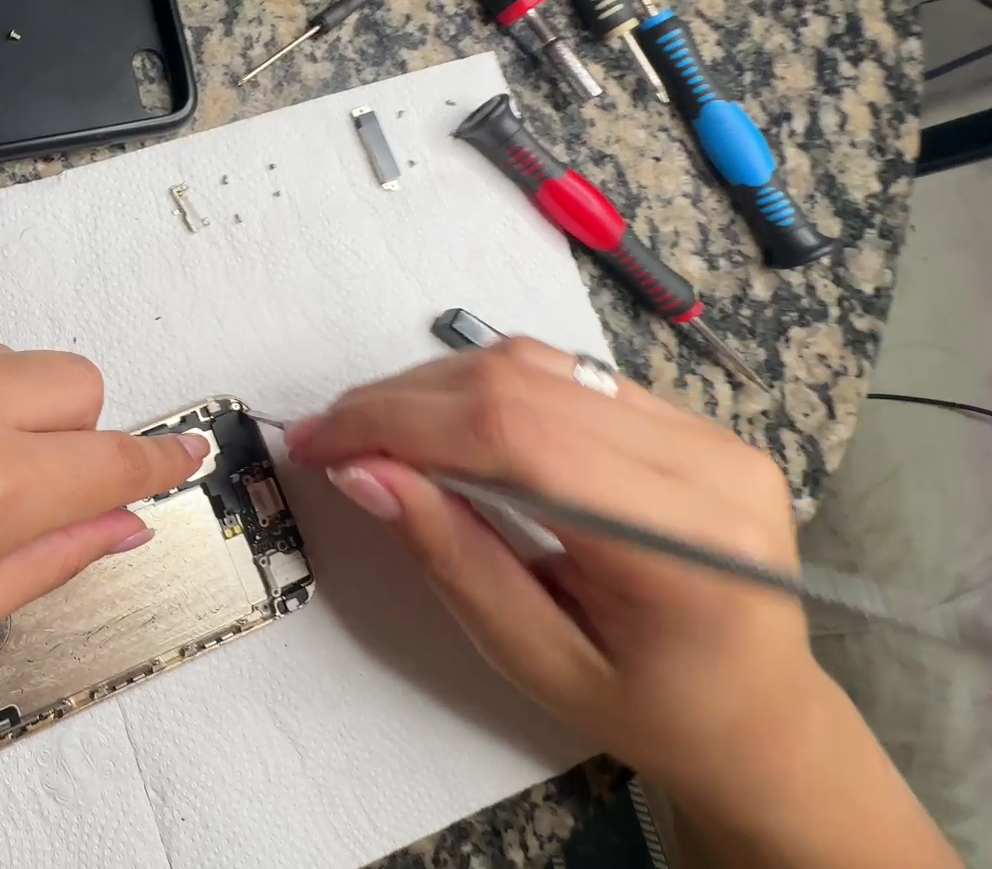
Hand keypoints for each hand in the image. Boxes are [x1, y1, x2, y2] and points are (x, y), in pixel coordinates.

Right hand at [283, 339, 958, 866]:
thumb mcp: (531, 657)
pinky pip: (550, 370)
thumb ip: (449, 556)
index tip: (316, 444)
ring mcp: (699, 427)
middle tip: (324, 437)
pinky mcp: (677, 415)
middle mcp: (705, 462)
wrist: (758, 710)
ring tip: (367, 430)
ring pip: (525, 363)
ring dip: (424, 387)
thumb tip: (361, 472)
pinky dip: (468, 385)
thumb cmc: (644, 706)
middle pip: (513, 386)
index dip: (395, 424)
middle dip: (394, 403)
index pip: (512, 437)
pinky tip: (430, 420)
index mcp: (684, 540)